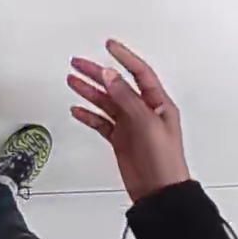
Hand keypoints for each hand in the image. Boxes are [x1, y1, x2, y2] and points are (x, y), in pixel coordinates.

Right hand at [67, 40, 190, 201]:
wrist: (159, 193)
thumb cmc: (165, 161)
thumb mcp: (147, 123)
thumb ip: (127, 98)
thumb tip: (112, 75)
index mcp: (157, 103)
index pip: (139, 72)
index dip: (124, 57)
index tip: (109, 45)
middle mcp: (143, 111)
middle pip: (116, 84)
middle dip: (97, 72)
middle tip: (78, 62)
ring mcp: (130, 125)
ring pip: (105, 101)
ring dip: (89, 90)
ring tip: (72, 80)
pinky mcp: (120, 139)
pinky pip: (101, 122)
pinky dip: (88, 114)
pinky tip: (78, 109)